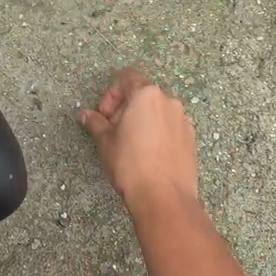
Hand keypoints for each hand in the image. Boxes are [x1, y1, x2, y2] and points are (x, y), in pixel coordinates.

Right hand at [78, 68, 198, 214]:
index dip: (111, 94)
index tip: (104, 116)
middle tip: (113, 131)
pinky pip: (170, 127)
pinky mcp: (191, 139)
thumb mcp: (106, 141)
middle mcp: (168, 101)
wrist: (165, 198)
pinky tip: (149, 155)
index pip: (126, 77)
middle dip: (125, 108)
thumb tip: (84, 114)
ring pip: (157, 111)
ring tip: (131, 145)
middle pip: (142, 94)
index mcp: (146, 94)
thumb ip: (95, 123)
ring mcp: (183, 120)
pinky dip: (157, 133)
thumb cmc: (131, 164)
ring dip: (142, 120)